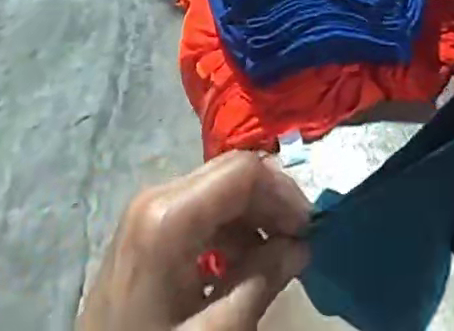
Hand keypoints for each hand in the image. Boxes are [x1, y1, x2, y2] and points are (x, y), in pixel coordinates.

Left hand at [79, 152, 310, 330]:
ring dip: (253, 215)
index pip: (244, 171)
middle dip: (271, 201)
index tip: (310, 229)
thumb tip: (301, 245)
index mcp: (169, 215)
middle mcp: (156, 195)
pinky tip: (241, 263)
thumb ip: (262, 282)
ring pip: (218, 187)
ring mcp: (146, 209)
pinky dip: (228, 227)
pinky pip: (198, 207)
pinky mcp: (143, 226)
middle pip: (231, 172)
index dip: (284, 193)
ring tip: (275, 256)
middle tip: (299, 240)